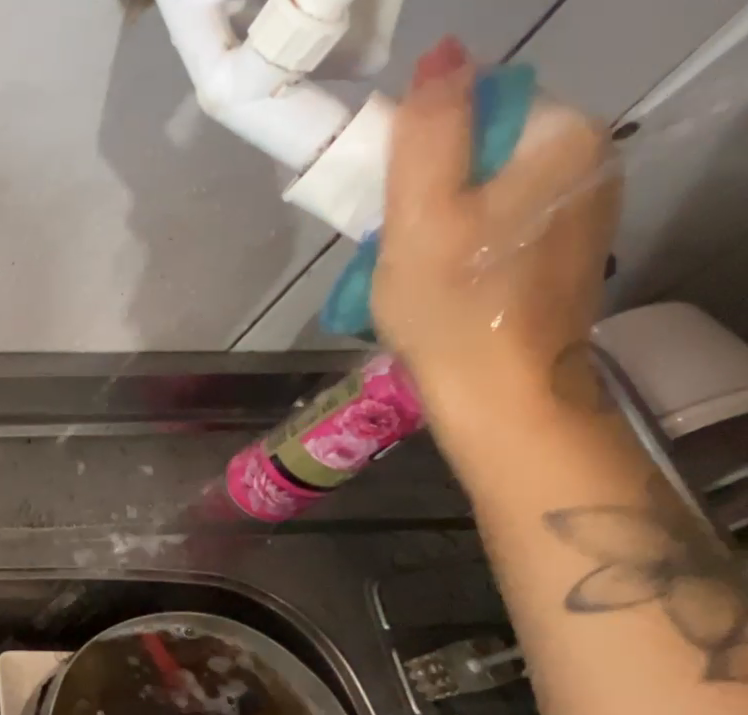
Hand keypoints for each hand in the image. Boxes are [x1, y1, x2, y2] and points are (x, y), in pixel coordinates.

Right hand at [372, 36, 619, 421]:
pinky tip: (445, 280)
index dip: (422, 148)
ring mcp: (585, 209)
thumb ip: (429, 130)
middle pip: (484, 146)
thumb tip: (442, 53)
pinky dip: (465, 242)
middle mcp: (591, 161)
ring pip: (490, 187)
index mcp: (563, 139)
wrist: (502, 393)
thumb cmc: (451, 304)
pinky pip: (504, 221)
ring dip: (441, 217)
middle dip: (430, 187)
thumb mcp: (419, 214)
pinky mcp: (568, 250)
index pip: (478, 104)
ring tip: (415, 266)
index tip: (392, 204)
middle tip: (398, 242)